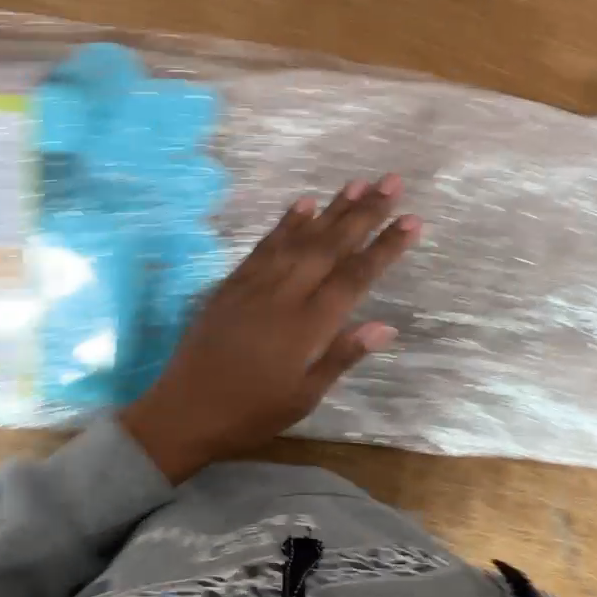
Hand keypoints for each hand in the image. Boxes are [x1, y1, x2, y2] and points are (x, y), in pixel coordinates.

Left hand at [119, 175, 422, 481]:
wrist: (184, 412)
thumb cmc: (251, 414)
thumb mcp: (303, 398)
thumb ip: (341, 356)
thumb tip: (386, 327)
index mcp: (307, 327)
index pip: (354, 277)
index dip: (385, 248)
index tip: (412, 221)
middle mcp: (283, 296)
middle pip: (329, 246)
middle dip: (363, 212)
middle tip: (392, 182)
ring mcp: (254, 286)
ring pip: (298, 238)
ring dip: (330, 209)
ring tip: (357, 183)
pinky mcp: (231, 285)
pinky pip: (263, 246)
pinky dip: (285, 223)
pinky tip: (303, 204)